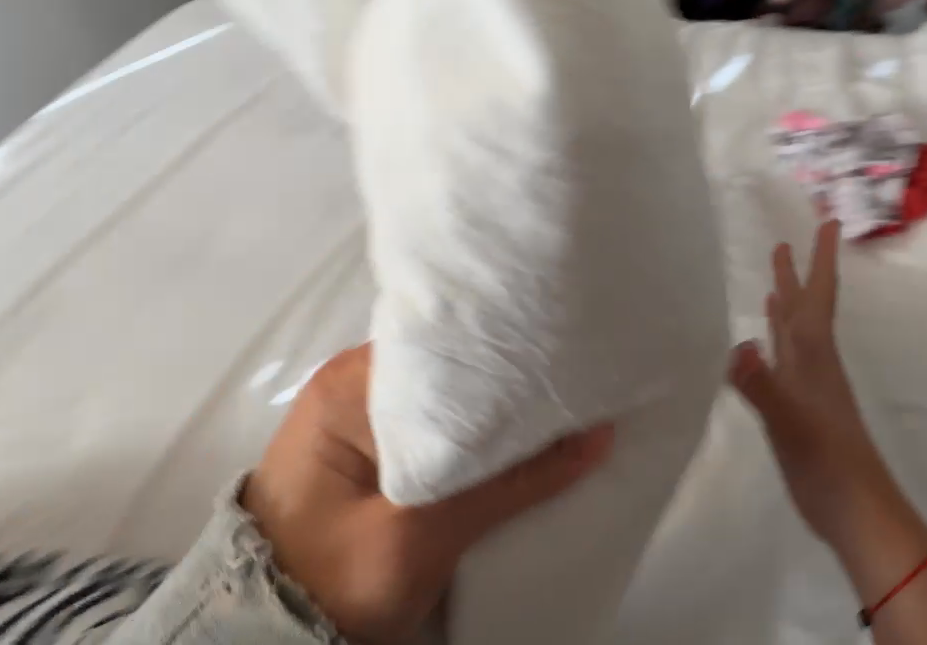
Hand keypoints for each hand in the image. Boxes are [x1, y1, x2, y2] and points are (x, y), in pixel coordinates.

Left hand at [241, 343, 614, 643]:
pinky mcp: (375, 453)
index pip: (442, 343)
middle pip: (450, 367)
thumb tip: (597, 436)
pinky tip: (520, 438)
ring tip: (558, 404)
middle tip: (572, 378)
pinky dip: (478, 434)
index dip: (503, 349)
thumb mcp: (421, 537)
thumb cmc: (329, 583)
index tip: (560, 351)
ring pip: (449, 399)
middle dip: (508, 379)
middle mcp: (355, 386)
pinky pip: (439, 427)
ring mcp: (363, 419)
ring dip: (496, 411)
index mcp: (349, 385)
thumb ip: (510, 483)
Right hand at [727, 220, 898, 547]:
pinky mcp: (798, 408)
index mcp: (814, 356)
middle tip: (788, 239)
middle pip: (805, 307)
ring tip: (774, 279)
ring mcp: (807, 386)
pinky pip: (784, 360)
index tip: (830, 221)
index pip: (817, 297)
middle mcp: (812, 362)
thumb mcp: (789, 423)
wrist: (855, 510)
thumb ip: (761, 386)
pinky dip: (775, 342)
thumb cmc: (826, 463)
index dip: (821, 259)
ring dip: (785, 303)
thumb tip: (735, 345)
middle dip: (798, 272)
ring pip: (794, 332)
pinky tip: (765, 344)